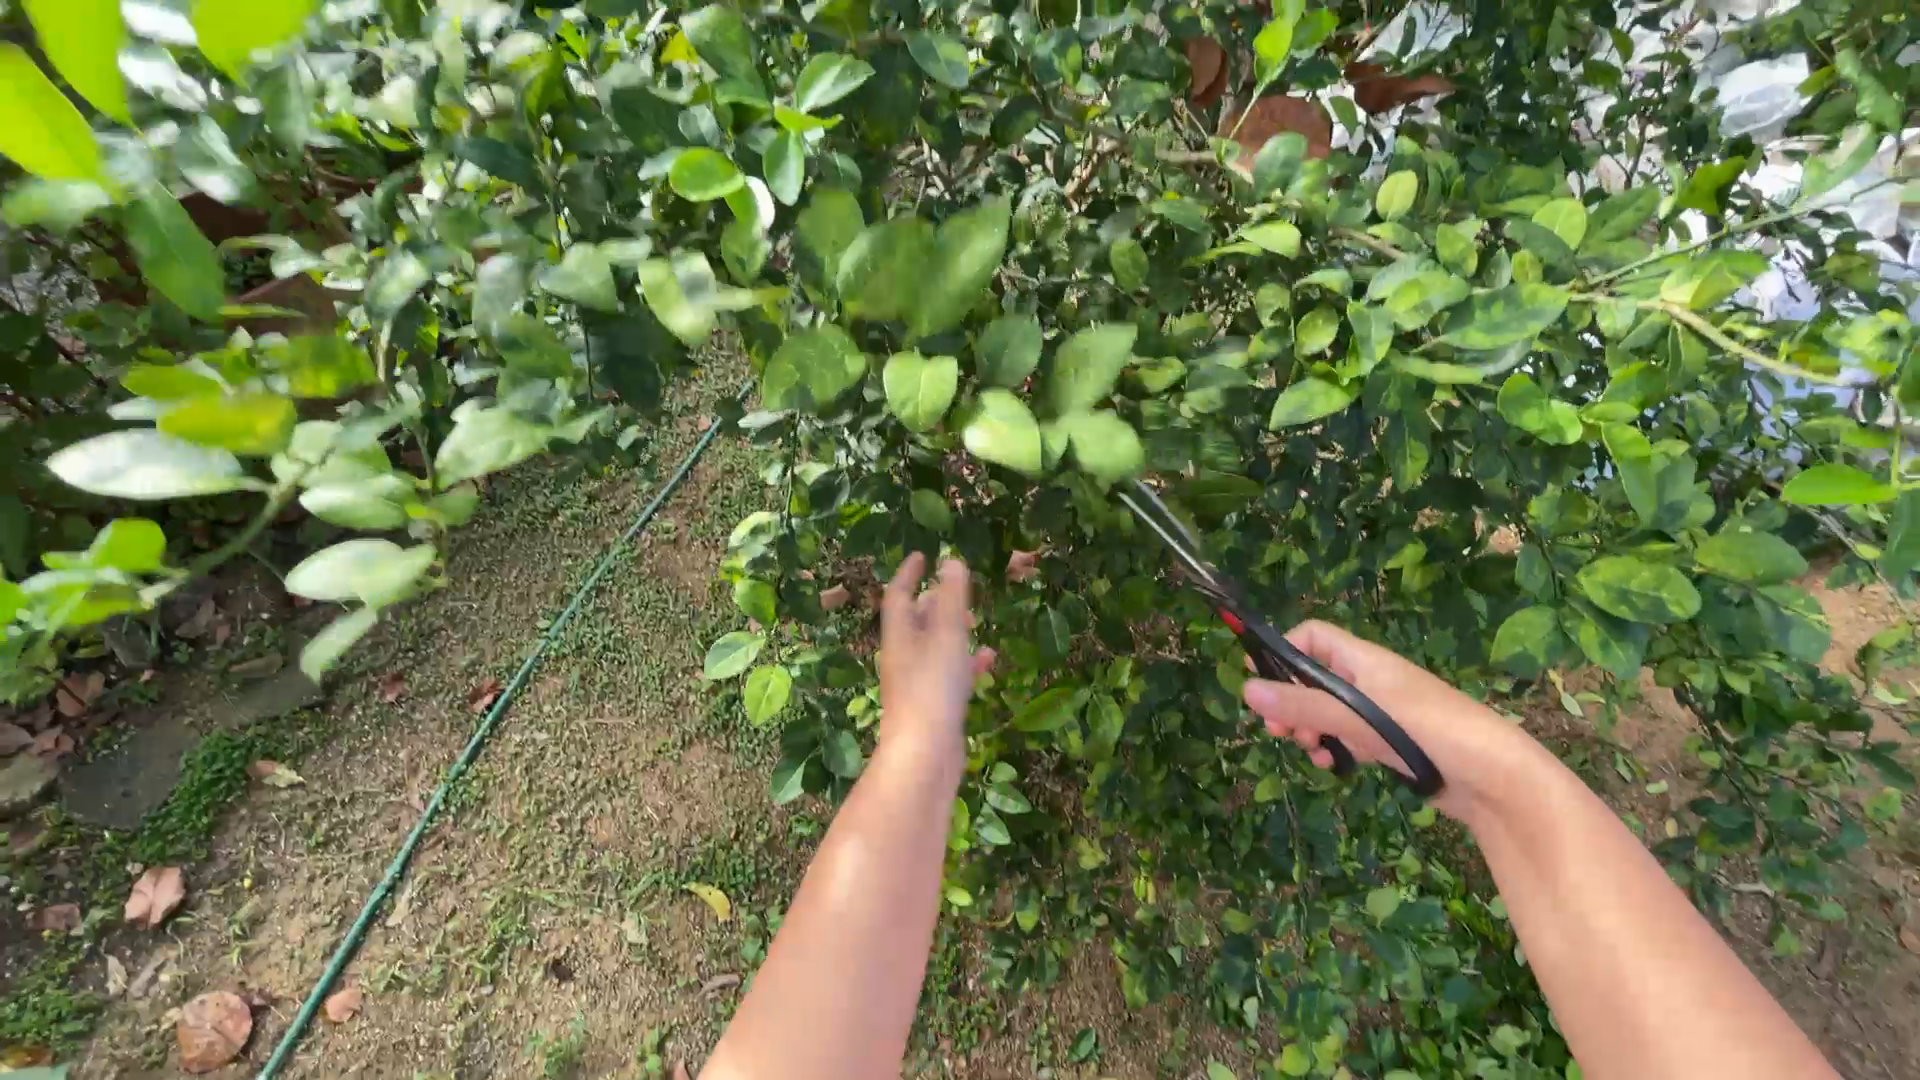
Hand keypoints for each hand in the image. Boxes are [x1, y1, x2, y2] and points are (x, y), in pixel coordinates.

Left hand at [877, 553, 994, 781]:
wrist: (924, 756)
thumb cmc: (931, 688)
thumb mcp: (946, 636)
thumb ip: (952, 598)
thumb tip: (951, 560)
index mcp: (899, 636)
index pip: (898, 595)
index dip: (908, 573)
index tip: (922, 555)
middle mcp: (904, 657)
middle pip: (915, 621)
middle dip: (935, 602)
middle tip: (957, 588)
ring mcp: (919, 684)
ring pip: (935, 648)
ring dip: (954, 632)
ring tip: (977, 622)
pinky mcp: (935, 707)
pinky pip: (951, 675)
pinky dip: (967, 663)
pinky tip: (988, 661)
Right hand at [1242, 620, 1554, 826]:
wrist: (1499, 779)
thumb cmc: (1429, 730)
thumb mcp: (1358, 716)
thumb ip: (1302, 705)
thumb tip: (1245, 690)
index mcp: (1363, 660)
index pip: (1312, 637)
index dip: (1284, 652)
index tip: (1261, 681)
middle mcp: (1369, 680)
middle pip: (1312, 678)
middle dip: (1289, 701)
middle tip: (1275, 729)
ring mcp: (1380, 713)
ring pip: (1326, 711)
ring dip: (1307, 727)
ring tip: (1308, 749)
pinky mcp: (1389, 743)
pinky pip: (1346, 736)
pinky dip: (1332, 746)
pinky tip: (1333, 764)